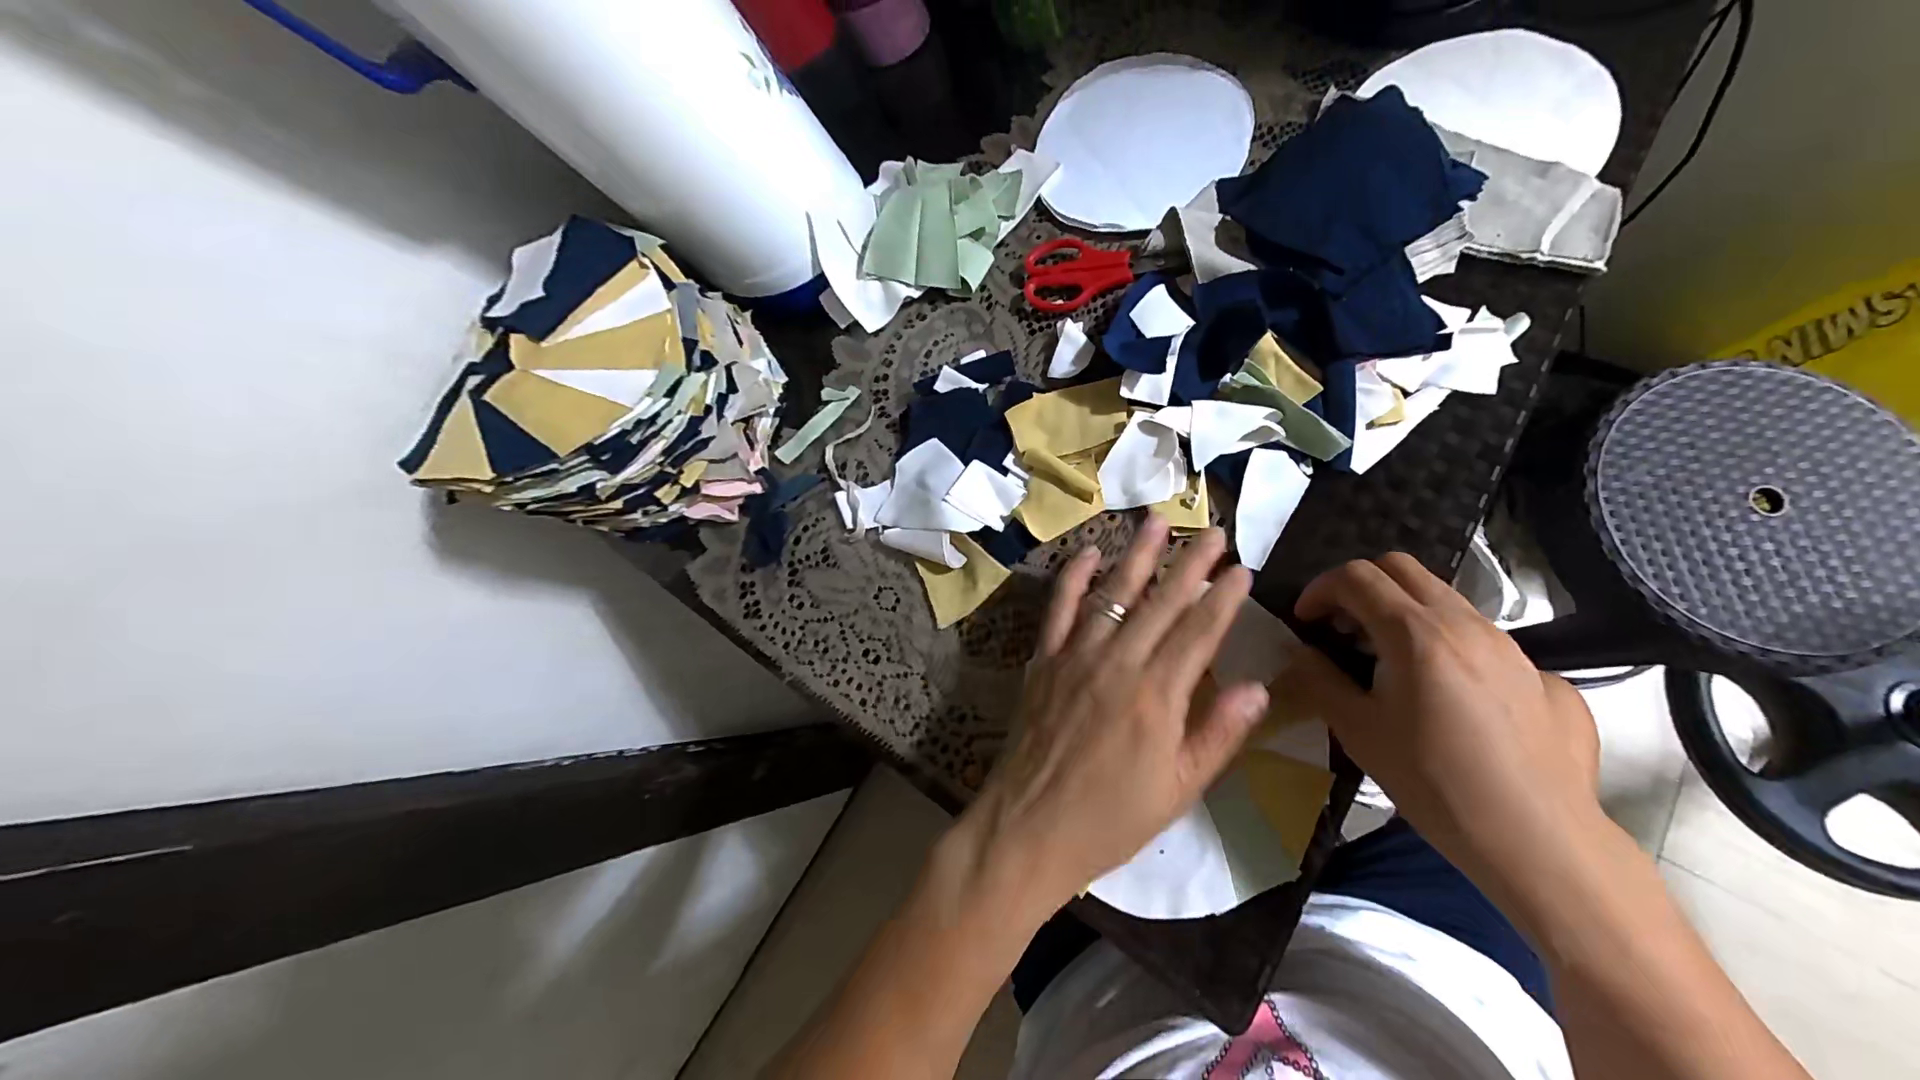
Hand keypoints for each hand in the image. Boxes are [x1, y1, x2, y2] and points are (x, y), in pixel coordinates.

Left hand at [957, 517, 1269, 909]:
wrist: (1029, 827)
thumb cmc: (1111, 819)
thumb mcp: (1180, 788)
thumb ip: (1219, 733)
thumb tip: (1259, 686)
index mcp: (1158, 695)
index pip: (1200, 631)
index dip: (1223, 596)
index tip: (1242, 566)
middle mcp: (1118, 663)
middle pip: (1161, 601)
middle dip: (1190, 562)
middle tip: (1212, 530)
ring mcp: (1075, 656)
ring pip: (1112, 593)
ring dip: (1136, 555)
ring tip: (1156, 521)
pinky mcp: (1043, 661)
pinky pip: (1059, 609)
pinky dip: (1073, 578)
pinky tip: (1088, 554)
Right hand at [1281, 554, 1605, 914]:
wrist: (1538, 839)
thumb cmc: (1433, 781)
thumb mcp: (1357, 729)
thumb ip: (1318, 678)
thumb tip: (1301, 652)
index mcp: (1416, 633)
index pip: (1356, 576)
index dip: (1320, 589)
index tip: (1306, 620)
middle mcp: (1466, 624)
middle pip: (1401, 568)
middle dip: (1360, 586)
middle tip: (1342, 628)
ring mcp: (1511, 646)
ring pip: (1444, 598)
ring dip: (1402, 612)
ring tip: (1388, 661)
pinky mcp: (1542, 674)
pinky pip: (1480, 637)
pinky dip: (1444, 642)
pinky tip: (1445, 696)